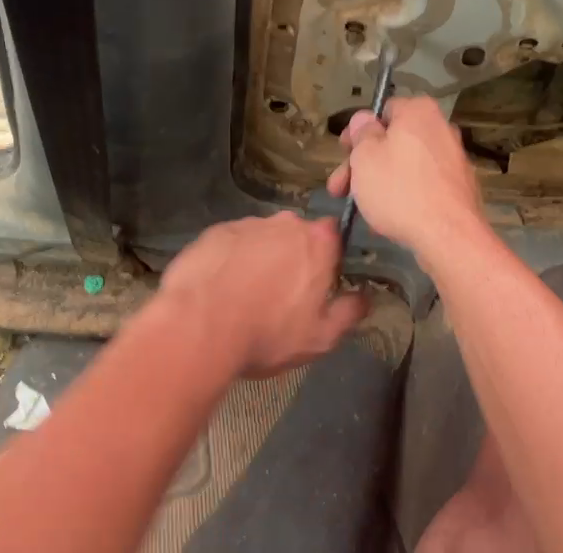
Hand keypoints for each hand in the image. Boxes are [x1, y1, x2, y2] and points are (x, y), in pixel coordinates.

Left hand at [157, 213, 367, 378]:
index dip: (329, 258)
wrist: (197, 328)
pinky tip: (220, 290)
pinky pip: (232, 244)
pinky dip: (230, 261)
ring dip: (260, 259)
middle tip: (280, 295)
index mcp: (319, 242)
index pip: (335, 236)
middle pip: (298, 235)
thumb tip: (365, 296)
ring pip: (263, 239)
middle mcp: (286, 223)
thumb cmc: (267, 333)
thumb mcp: (320, 338)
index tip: (319, 283)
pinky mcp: (214, 232)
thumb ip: (350, 313)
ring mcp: (248, 224)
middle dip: (293, 258)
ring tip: (244, 296)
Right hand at [325, 97, 485, 261]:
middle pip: (393, 141)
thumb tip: (364, 118)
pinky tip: (387, 218)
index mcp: (419, 112)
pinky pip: (422, 184)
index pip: (383, 111)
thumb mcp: (366, 157)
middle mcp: (441, 128)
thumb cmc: (399, 189)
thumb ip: (362, 133)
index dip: (359, 132)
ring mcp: (452, 159)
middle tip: (340, 188)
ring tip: (360, 209)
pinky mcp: (457, 187)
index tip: (343, 153)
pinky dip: (404, 195)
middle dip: (363, 163)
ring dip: (379, 182)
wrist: (448, 235)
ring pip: (405, 165)